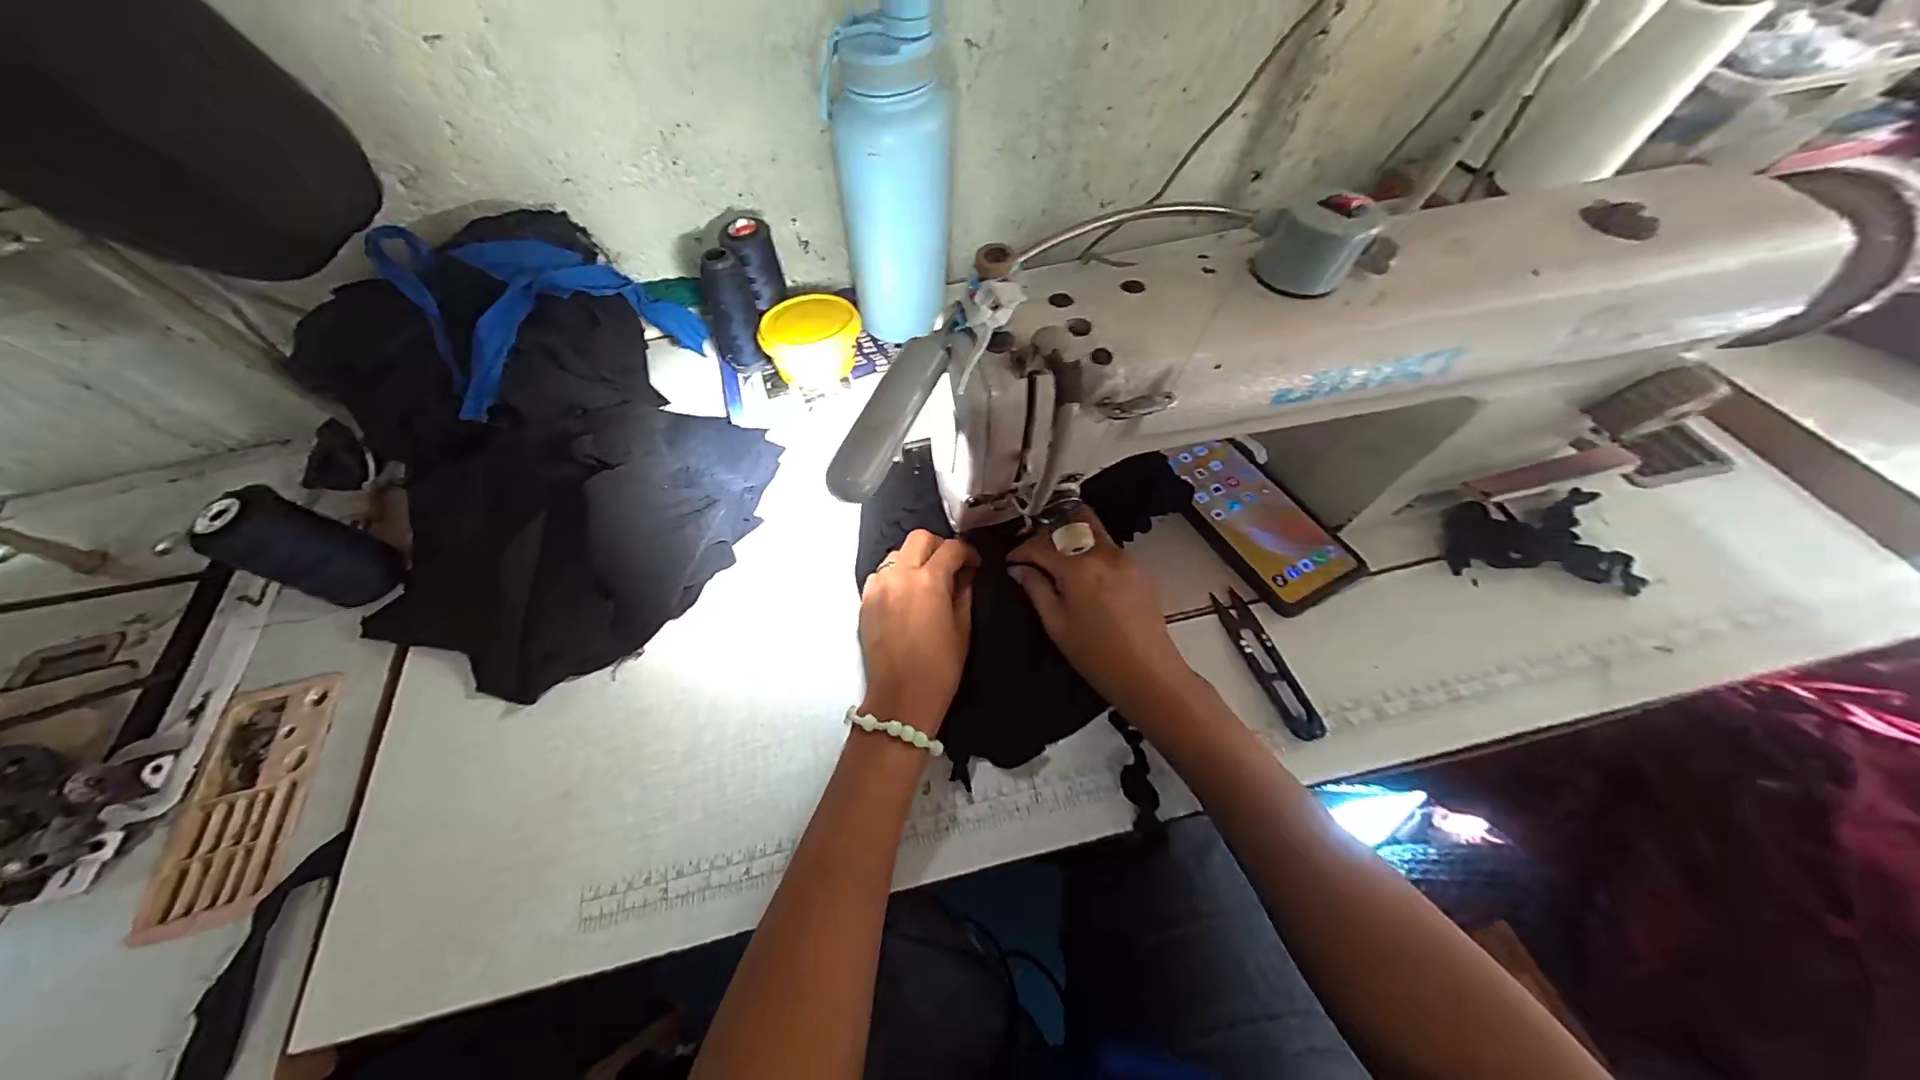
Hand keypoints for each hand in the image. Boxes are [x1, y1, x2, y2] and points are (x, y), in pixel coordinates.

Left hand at [858, 531, 977, 732]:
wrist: (901, 698)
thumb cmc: (939, 669)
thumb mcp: (962, 629)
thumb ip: (963, 593)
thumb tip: (964, 575)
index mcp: (929, 582)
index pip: (950, 548)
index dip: (967, 553)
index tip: (973, 565)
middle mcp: (899, 576)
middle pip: (919, 539)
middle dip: (938, 547)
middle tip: (950, 567)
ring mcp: (877, 587)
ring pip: (897, 553)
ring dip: (915, 559)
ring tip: (927, 581)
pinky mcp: (865, 600)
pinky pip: (881, 574)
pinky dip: (896, 575)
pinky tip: (907, 595)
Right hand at [1008, 507, 1199, 717]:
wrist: (1148, 674)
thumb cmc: (1095, 654)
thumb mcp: (1056, 624)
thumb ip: (1036, 589)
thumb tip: (1020, 569)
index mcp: (1079, 567)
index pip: (1041, 545)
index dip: (1021, 550)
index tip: (1011, 562)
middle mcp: (1104, 553)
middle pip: (1073, 521)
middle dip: (1049, 533)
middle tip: (1035, 553)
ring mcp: (1127, 559)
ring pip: (1094, 532)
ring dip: (1072, 540)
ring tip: (1057, 563)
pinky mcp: (1140, 571)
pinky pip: (1109, 550)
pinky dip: (1091, 553)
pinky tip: (1084, 577)